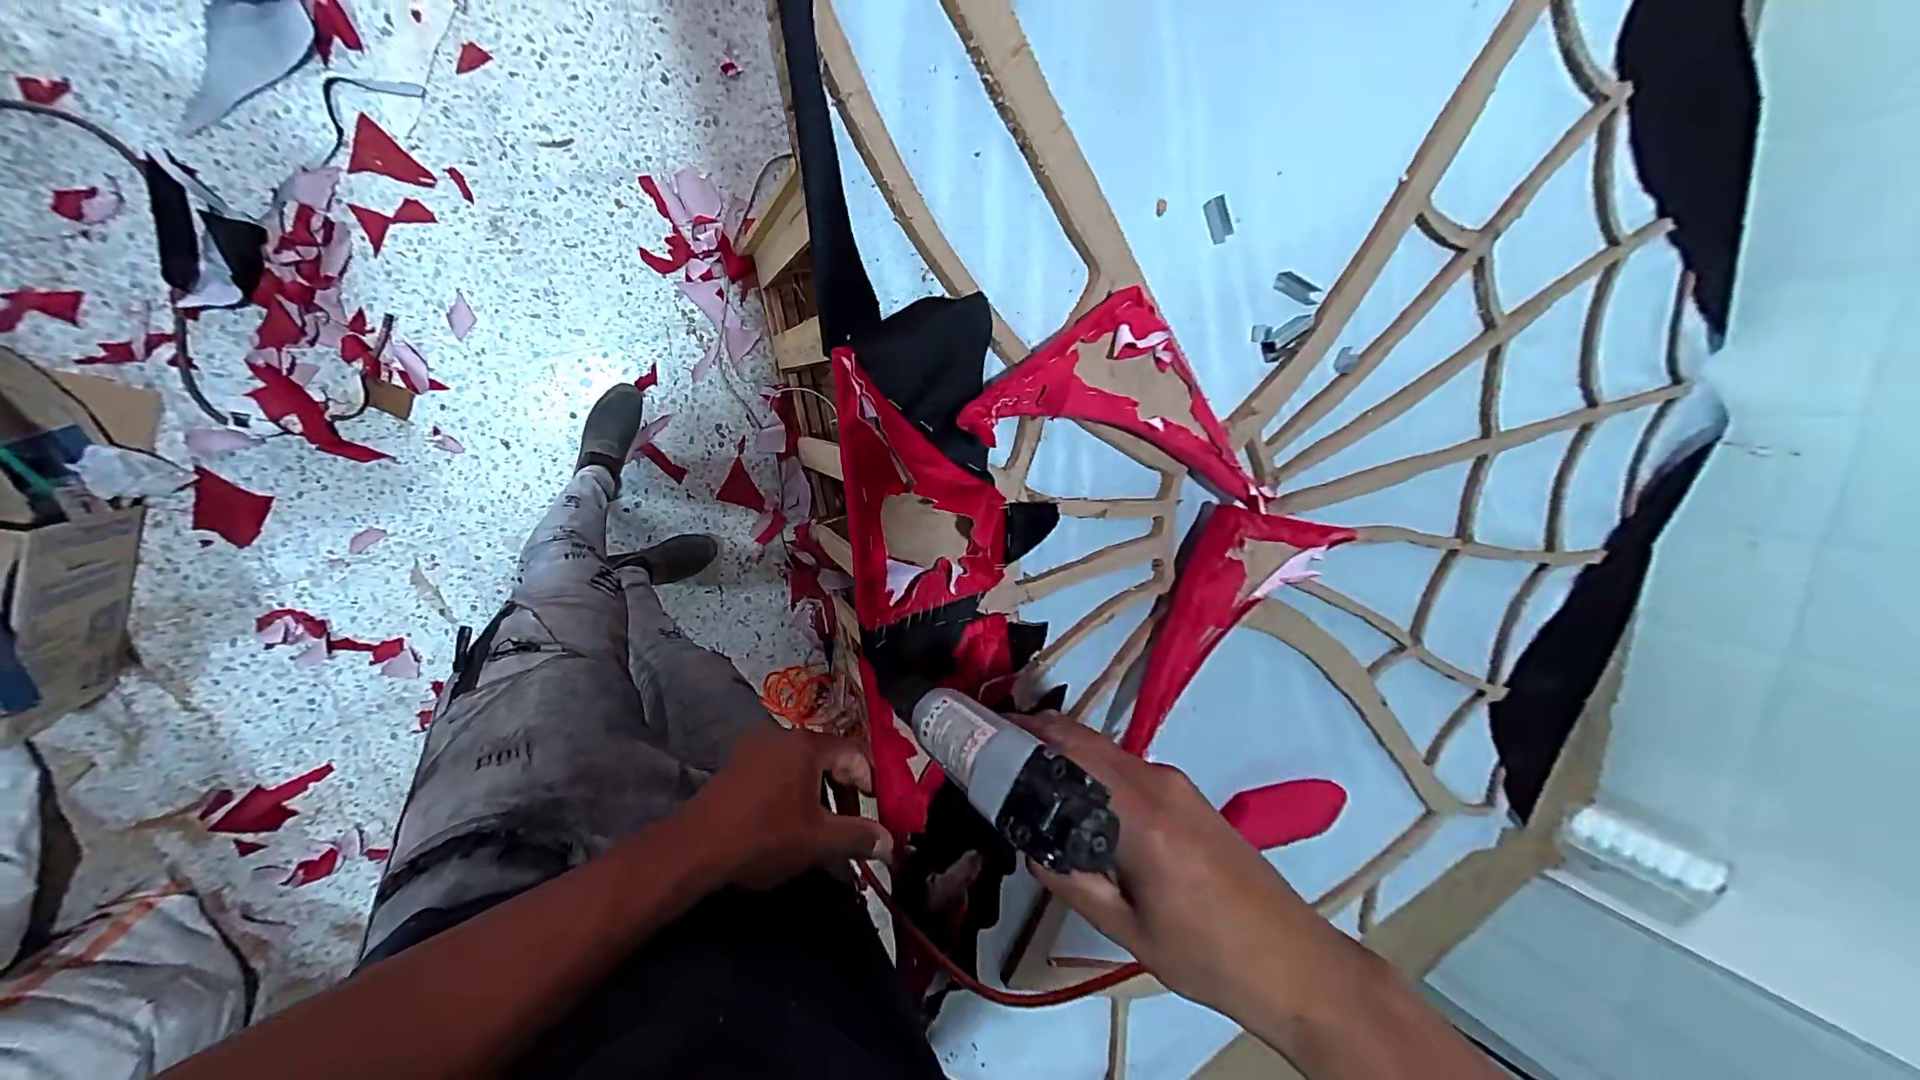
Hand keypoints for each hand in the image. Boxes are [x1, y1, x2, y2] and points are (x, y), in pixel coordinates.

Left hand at [680, 727, 893, 889]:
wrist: (695, 848)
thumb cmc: (764, 836)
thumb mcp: (818, 841)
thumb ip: (859, 837)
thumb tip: (891, 842)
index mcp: (808, 745)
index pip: (855, 755)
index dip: (872, 784)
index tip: (877, 812)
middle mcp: (783, 735)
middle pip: (829, 757)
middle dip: (845, 791)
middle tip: (852, 824)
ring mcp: (756, 746)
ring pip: (803, 765)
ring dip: (819, 793)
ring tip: (822, 827)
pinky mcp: (737, 763)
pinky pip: (779, 770)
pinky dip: (793, 790)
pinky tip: (790, 820)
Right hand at [1013, 712, 1323, 1017]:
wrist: (1295, 962)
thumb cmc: (1208, 954)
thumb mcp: (1127, 928)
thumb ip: (1072, 880)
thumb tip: (1033, 846)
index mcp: (1140, 812)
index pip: (1072, 749)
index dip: (1027, 732)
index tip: (988, 736)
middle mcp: (1159, 782)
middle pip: (1087, 740)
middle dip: (1039, 734)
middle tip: (997, 750)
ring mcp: (1177, 785)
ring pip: (1107, 752)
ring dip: (1066, 753)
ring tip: (1026, 774)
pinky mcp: (1188, 796)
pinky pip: (1128, 770)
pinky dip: (1093, 770)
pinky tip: (1076, 797)